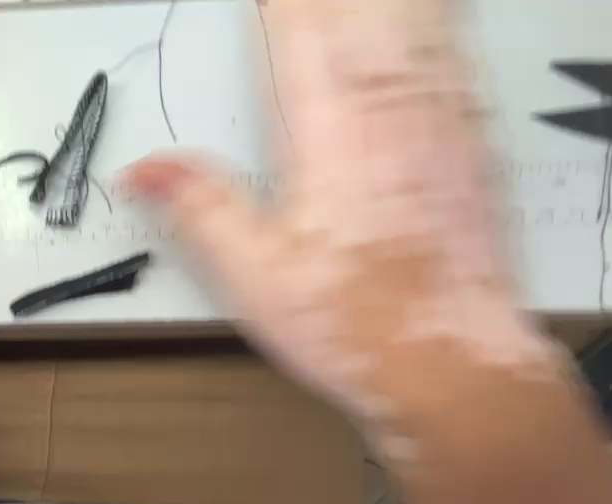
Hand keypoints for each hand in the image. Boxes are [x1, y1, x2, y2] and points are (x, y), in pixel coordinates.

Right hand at [122, 0, 564, 439]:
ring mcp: (442, 110)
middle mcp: (394, 100)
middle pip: (360, 1)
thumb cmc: (350, 322)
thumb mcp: (250, 274)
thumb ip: (197, 208)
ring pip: (416, 7)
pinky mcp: (472, 133)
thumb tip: (139, 170)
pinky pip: (454, 38)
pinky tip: (426, 11)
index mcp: (332, 125)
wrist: (449, 360)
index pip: (298, 20)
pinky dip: (430, 12)